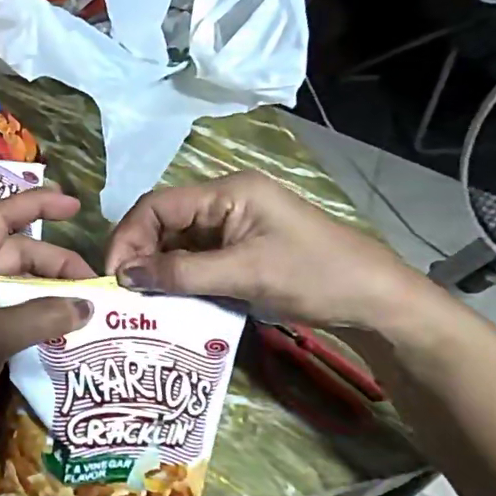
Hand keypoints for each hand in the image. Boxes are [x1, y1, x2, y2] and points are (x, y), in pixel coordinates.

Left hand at [0, 190, 94, 438]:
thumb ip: (43, 316)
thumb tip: (87, 306)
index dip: (36, 205)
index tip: (76, 205)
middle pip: (12, 250)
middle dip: (54, 262)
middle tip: (94, 285)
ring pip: (12, 277)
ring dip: (47, 286)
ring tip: (85, 305)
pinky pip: (8, 301)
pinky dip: (35, 306)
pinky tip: (62, 320)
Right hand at [104, 171, 446, 335]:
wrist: (380, 302)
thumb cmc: (317, 277)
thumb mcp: (245, 275)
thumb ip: (181, 273)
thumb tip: (125, 276)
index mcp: (229, 192)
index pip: (158, 205)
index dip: (129, 236)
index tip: (115, 274)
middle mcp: (225, 201)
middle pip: (163, 221)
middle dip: (139, 253)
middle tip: (125, 291)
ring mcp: (232, 225)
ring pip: (175, 242)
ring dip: (156, 268)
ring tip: (141, 299)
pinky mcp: (238, 248)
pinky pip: (194, 258)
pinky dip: (177, 277)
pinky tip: (168, 298)